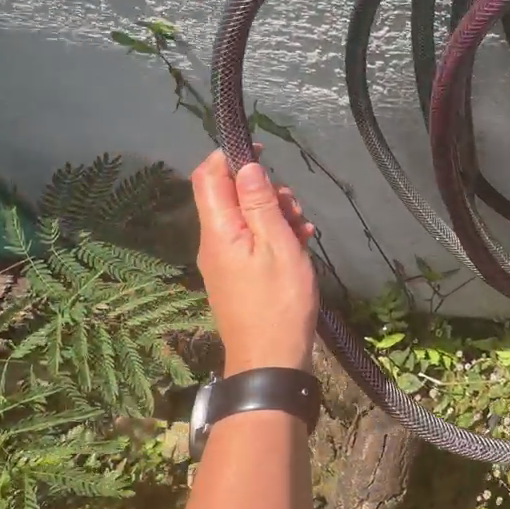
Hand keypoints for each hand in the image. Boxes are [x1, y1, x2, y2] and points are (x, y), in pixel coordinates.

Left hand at [190, 148, 319, 375]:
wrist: (271, 359)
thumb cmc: (279, 299)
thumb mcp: (279, 244)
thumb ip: (260, 203)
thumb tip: (245, 164)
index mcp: (219, 231)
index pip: (207, 177)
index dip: (229, 156)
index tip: (261, 149)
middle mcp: (213, 242)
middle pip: (229, 195)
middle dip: (263, 188)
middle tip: (293, 203)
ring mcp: (224, 260)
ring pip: (245, 216)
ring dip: (274, 211)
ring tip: (302, 225)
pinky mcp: (237, 273)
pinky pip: (252, 238)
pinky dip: (275, 232)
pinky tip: (301, 241)